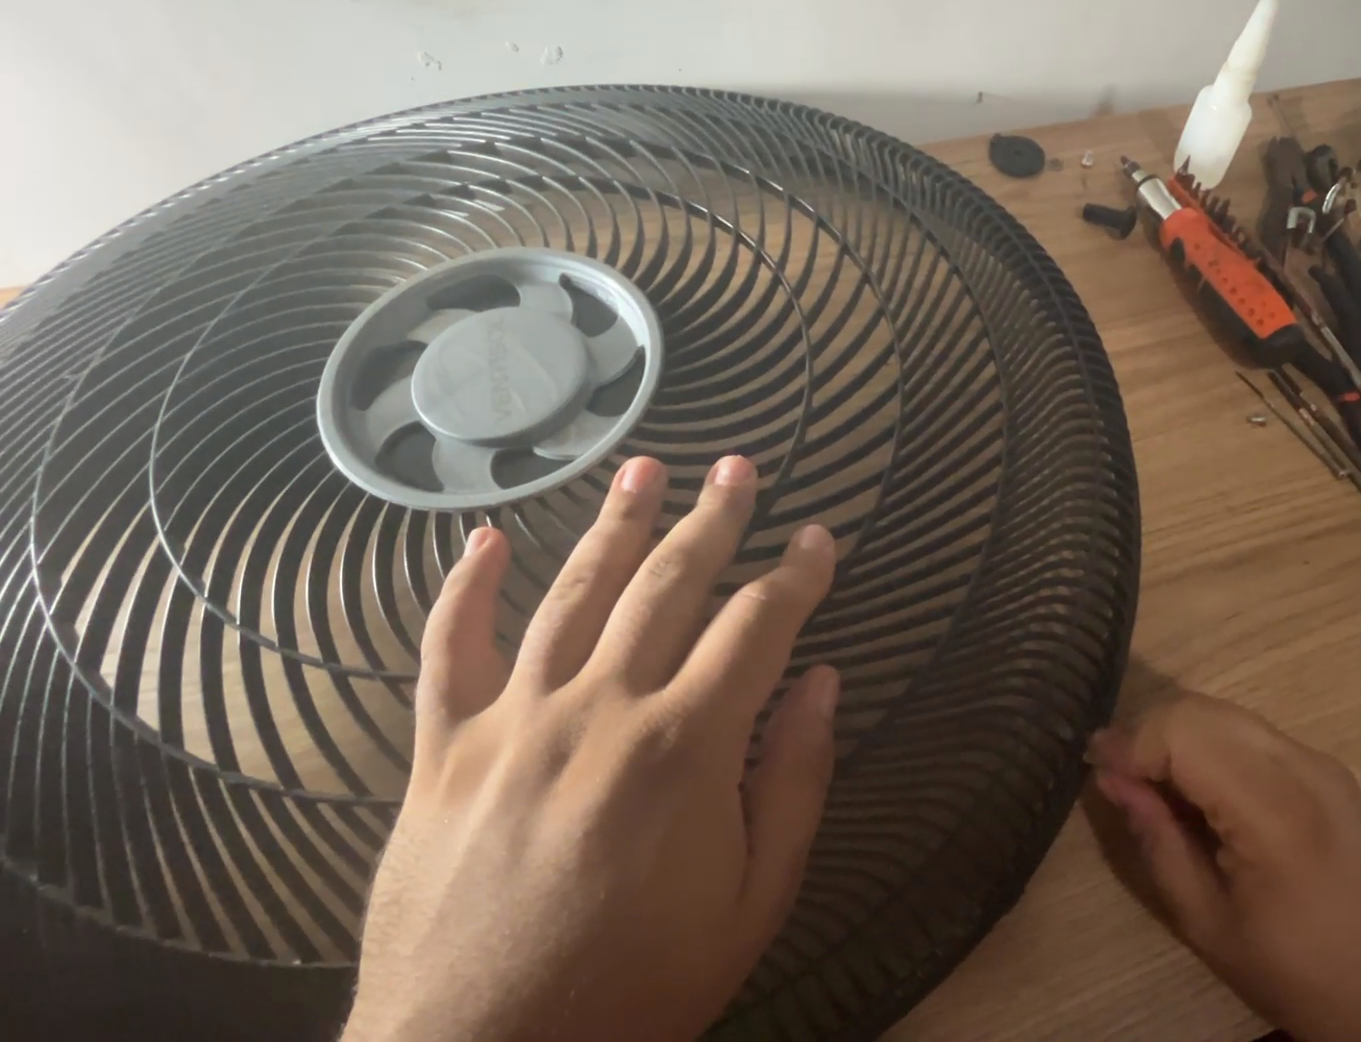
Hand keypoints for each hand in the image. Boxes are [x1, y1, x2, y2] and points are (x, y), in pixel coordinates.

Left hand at [343, 455, 840, 1041]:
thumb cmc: (640, 984)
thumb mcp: (756, 899)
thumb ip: (797, 781)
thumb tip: (824, 682)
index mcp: (685, 745)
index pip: (759, 627)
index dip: (797, 575)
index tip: (818, 537)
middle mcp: (601, 708)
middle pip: (668, 586)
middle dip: (712, 520)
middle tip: (737, 468)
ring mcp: (514, 721)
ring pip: (572, 594)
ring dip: (616, 524)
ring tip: (645, 467)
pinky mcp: (445, 749)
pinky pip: (451, 652)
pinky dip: (468, 590)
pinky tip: (488, 539)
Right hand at [1087, 693, 1360, 1041]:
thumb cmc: (1300, 973)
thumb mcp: (1207, 922)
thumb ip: (1156, 839)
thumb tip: (1110, 776)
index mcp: (1276, 809)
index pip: (1182, 730)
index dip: (1130, 742)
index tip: (1099, 770)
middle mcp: (1304, 767)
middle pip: (1201, 709)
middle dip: (1149, 732)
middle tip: (1122, 779)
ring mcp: (1324, 763)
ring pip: (1226, 713)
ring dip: (1179, 736)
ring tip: (1159, 787)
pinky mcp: (1333, 770)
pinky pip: (1253, 733)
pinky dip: (1212, 744)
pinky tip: (1205, 792)